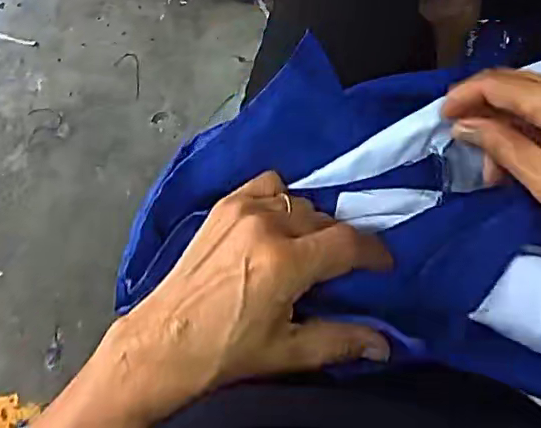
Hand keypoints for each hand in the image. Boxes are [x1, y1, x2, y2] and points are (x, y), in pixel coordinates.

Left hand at [38, 171, 393, 427]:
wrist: (156, 347)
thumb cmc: (220, 355)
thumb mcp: (284, 352)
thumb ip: (339, 340)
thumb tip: (383, 345)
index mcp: (284, 263)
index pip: (347, 243)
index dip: (373, 252)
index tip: (383, 263)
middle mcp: (267, 226)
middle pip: (326, 221)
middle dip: (339, 243)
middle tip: (336, 269)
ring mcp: (244, 209)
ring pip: (301, 203)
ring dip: (311, 224)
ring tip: (303, 250)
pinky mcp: (226, 204)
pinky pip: (271, 185)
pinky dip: (282, 199)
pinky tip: (277, 223)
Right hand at [443, 70, 540, 277]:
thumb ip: (503, 147)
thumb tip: (464, 124)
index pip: (496, 82)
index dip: (462, 96)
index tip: (438, 119)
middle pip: (510, 83)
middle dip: (483, 113)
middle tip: (470, 156)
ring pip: (526, 94)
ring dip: (504, 124)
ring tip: (498, 171)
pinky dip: (526, 125)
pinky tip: (522, 157)